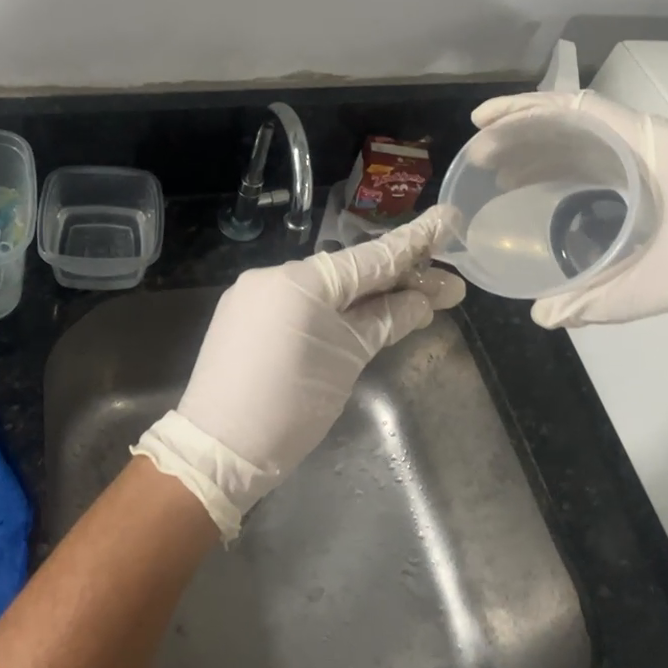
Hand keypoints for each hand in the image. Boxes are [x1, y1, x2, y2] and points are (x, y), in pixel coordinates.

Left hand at [131, 209, 465, 539]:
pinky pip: (298, 303)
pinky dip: (332, 309)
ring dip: (367, 296)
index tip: (449, 217)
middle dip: (398, 278)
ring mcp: (254, 296)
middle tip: (447, 284)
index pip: (371, 257)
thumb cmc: (289, 407)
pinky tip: (362, 316)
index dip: (415, 240)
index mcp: (301, 280)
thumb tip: (422, 300)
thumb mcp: (348, 361)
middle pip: (348, 271)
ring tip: (413, 301)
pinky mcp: (244, 318)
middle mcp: (274, 276)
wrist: (218, 450)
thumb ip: (386, 321)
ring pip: (323, 288)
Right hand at [469, 91, 667, 397]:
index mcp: (666, 147)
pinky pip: (626, 176)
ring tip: (512, 182)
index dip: (525, 110)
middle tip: (486, 162)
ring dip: (558, 162)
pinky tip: (567, 207)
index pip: (582, 110)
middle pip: (588, 128)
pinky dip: (587, 184)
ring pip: (607, 153)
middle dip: (531, 139)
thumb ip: (606, 298)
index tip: (482, 123)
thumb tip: (543, 317)